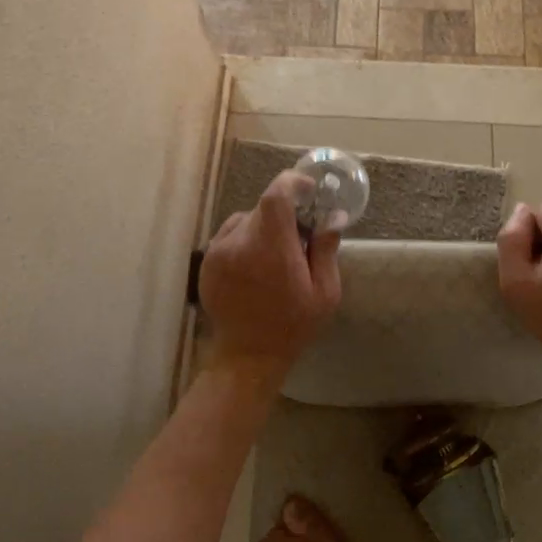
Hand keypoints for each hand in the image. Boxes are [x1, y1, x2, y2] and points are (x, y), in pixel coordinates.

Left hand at [201, 171, 343, 380]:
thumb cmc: (292, 326)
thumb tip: (334, 214)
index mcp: (271, 248)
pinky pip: (230, 235)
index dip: (292, 183)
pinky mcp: (207, 261)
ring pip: (245, 219)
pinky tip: (255, 265)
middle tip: (299, 235)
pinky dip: (245, 239)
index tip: (309, 190)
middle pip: (263, 208)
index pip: (276, 195)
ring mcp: (218, 251)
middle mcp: (240, 242)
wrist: (246, 358)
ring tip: (276, 254)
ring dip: (263, 227)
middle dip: (283, 214)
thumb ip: (326, 248)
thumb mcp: (324, 292)